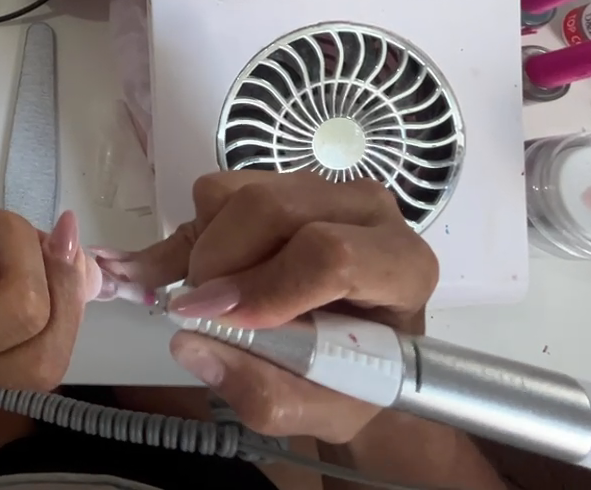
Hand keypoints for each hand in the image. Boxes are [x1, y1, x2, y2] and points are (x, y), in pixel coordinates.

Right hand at [97, 171, 437, 442]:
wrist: (352, 349)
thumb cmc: (353, 377)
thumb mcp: (322, 411)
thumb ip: (265, 392)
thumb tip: (189, 345)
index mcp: (402, 264)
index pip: (330, 254)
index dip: (267, 286)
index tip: (222, 320)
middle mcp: (360, 208)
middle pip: (268, 208)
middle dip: (218, 261)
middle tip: (197, 310)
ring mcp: (308, 186)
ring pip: (230, 196)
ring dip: (202, 248)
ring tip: (208, 297)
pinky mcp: (264, 179)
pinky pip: (210, 194)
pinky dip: (190, 237)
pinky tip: (193, 275)